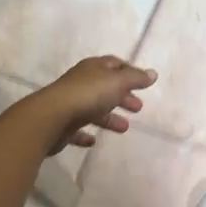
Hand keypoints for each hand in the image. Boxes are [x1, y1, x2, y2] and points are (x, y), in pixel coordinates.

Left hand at [29, 55, 156, 153]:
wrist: (52, 118)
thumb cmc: (89, 95)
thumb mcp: (117, 82)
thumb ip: (135, 78)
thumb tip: (153, 74)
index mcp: (94, 68)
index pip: (115, 65)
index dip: (130, 72)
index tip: (143, 83)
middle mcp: (82, 82)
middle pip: (106, 87)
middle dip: (123, 96)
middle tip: (138, 108)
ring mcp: (70, 103)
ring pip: (94, 109)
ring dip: (110, 117)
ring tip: (124, 128)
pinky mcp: (62, 124)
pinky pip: (78, 129)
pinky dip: (87, 133)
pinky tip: (94, 141)